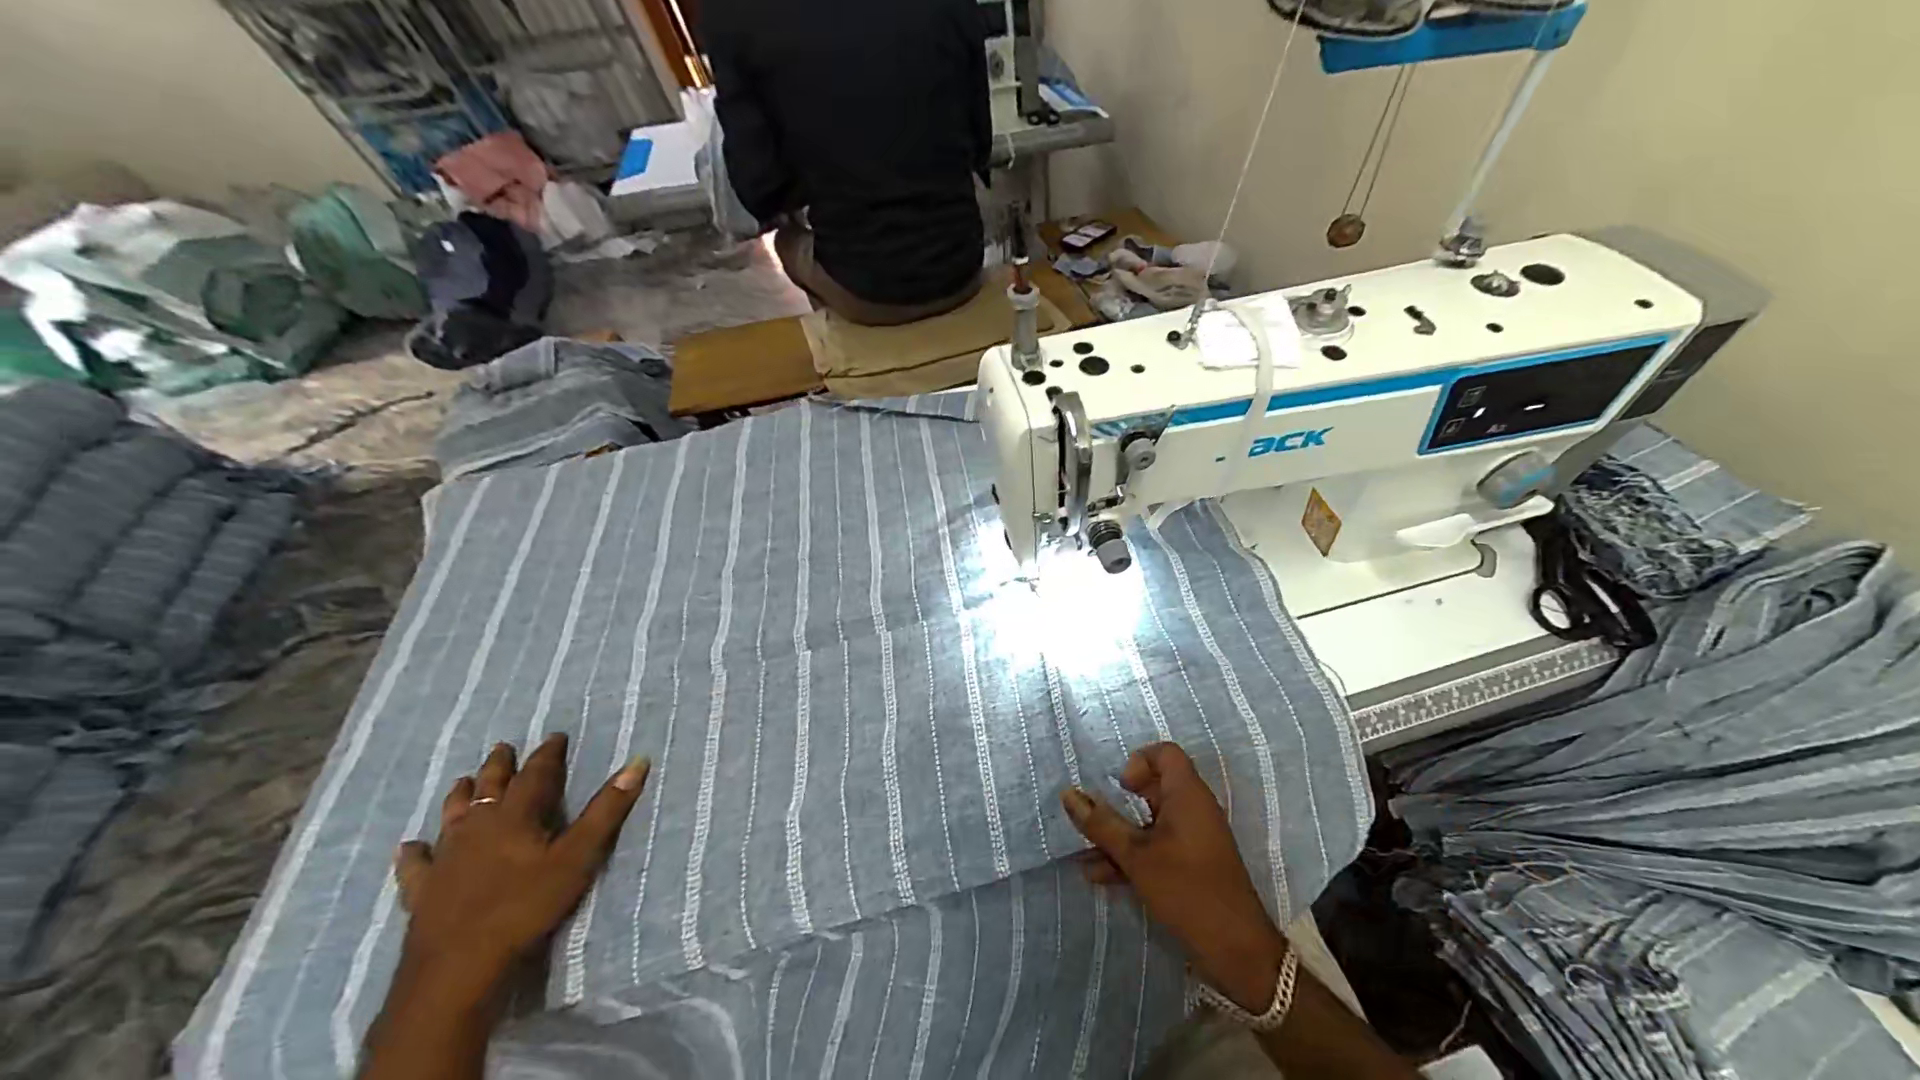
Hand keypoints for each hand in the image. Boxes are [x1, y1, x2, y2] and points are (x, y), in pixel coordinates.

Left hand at [363, 733, 648, 1079]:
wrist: (459, 963)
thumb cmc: (526, 905)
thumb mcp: (578, 856)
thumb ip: (606, 810)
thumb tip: (637, 762)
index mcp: (515, 815)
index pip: (535, 774)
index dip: (547, 754)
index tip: (555, 737)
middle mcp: (477, 826)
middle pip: (489, 786)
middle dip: (499, 765)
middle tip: (504, 747)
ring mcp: (445, 857)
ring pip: (453, 815)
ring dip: (461, 795)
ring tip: (462, 780)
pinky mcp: (423, 888)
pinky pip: (416, 864)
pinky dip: (415, 852)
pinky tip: (411, 847)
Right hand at [1061, 742, 1288, 1012]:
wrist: (1236, 951)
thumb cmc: (1186, 890)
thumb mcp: (1135, 856)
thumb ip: (1101, 823)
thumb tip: (1068, 794)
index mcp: (1188, 795)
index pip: (1165, 753)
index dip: (1138, 762)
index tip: (1120, 788)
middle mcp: (1193, 809)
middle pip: (1152, 787)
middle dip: (1117, 802)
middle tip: (1094, 820)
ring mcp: (1193, 838)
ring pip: (1149, 821)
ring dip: (1117, 834)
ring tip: (1086, 854)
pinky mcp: (1190, 864)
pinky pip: (1155, 846)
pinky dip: (1131, 855)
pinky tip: (1100, 875)